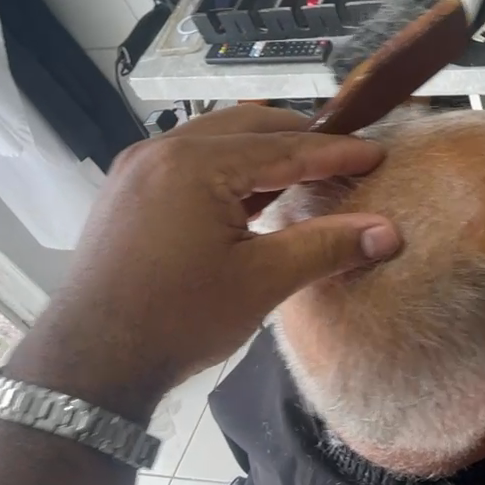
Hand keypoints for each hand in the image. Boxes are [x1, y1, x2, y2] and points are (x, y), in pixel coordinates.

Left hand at [6, 106, 400, 420]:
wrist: (95, 358)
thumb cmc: (181, 317)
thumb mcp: (263, 281)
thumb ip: (326, 247)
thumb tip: (389, 233)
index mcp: (196, 164)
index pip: (284, 147)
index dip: (336, 152)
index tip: (378, 154)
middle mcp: (161, 151)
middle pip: (246, 126)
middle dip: (300, 137)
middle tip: (344, 156)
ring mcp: (138, 169)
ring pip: (216, 142)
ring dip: (264, 153)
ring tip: (305, 173)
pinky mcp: (129, 193)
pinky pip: (191, 164)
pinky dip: (232, 171)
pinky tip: (253, 197)